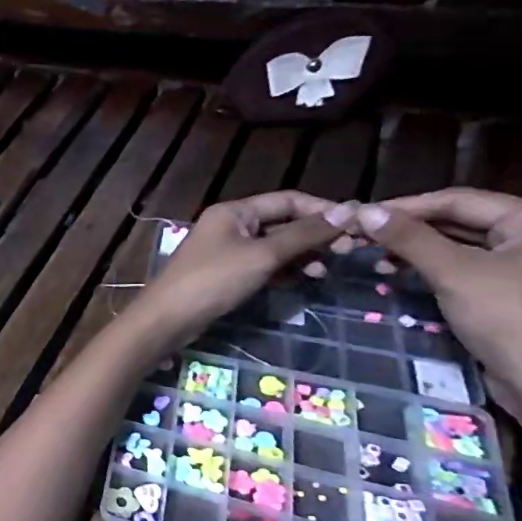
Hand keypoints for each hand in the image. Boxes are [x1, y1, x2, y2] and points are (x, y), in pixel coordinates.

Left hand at [131, 191, 350, 339]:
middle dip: (313, 236)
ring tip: (322, 271)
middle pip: (280, 222)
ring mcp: (224, 250)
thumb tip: (347, 211)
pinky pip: (259, 265)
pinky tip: (300, 281)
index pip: (287, 200)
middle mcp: (229, 225)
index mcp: (234, 211)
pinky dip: (281, 271)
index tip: (354, 224)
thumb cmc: (213, 281)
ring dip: (299, 255)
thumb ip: (303, 234)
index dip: (322, 209)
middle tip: (346, 252)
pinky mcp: (223, 275)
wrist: (166, 320)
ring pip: (271, 246)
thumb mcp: (262, 255)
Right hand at [352, 188, 521, 411]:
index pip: (464, 200)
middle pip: (469, 225)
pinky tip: (410, 283)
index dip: (409, 206)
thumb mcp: (458, 274)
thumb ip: (412, 240)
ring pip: (471, 253)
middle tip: (365, 240)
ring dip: (424, 257)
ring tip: (379, 263)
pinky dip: (443, 278)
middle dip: (415, 232)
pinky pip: (478, 279)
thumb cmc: (516, 321)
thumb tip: (365, 213)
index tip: (363, 216)